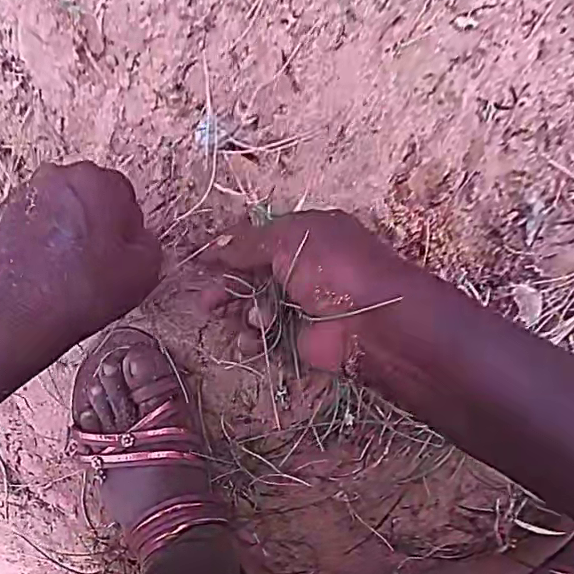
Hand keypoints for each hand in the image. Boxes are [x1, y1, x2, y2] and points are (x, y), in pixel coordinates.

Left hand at [0, 162, 162, 356]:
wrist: (24, 315)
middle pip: (86, 198)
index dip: (125, 228)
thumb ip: (149, 244)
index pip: (122, 195)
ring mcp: (22, 197)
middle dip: (93, 225)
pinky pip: (27, 229)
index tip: (123, 252)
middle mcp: (57, 179)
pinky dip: (37, 246)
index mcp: (97, 182)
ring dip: (64, 234)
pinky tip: (45, 276)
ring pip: (55, 212)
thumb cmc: (81, 292)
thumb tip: (141, 241)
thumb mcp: (144, 272)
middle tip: (98, 263)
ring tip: (69, 273)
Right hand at [204, 210, 447, 372]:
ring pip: (252, 307)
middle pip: (250, 276)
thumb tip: (216, 245)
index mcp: (302, 235)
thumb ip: (248, 244)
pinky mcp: (295, 336)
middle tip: (208, 303)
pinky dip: (253, 338)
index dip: (229, 250)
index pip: (256, 240)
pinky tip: (252, 339)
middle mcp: (299, 268)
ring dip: (240, 314)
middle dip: (227, 288)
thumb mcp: (289, 241)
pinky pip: (263, 336)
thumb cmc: (334, 268)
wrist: (371, 321)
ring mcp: (297, 304)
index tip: (202, 262)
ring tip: (240, 319)